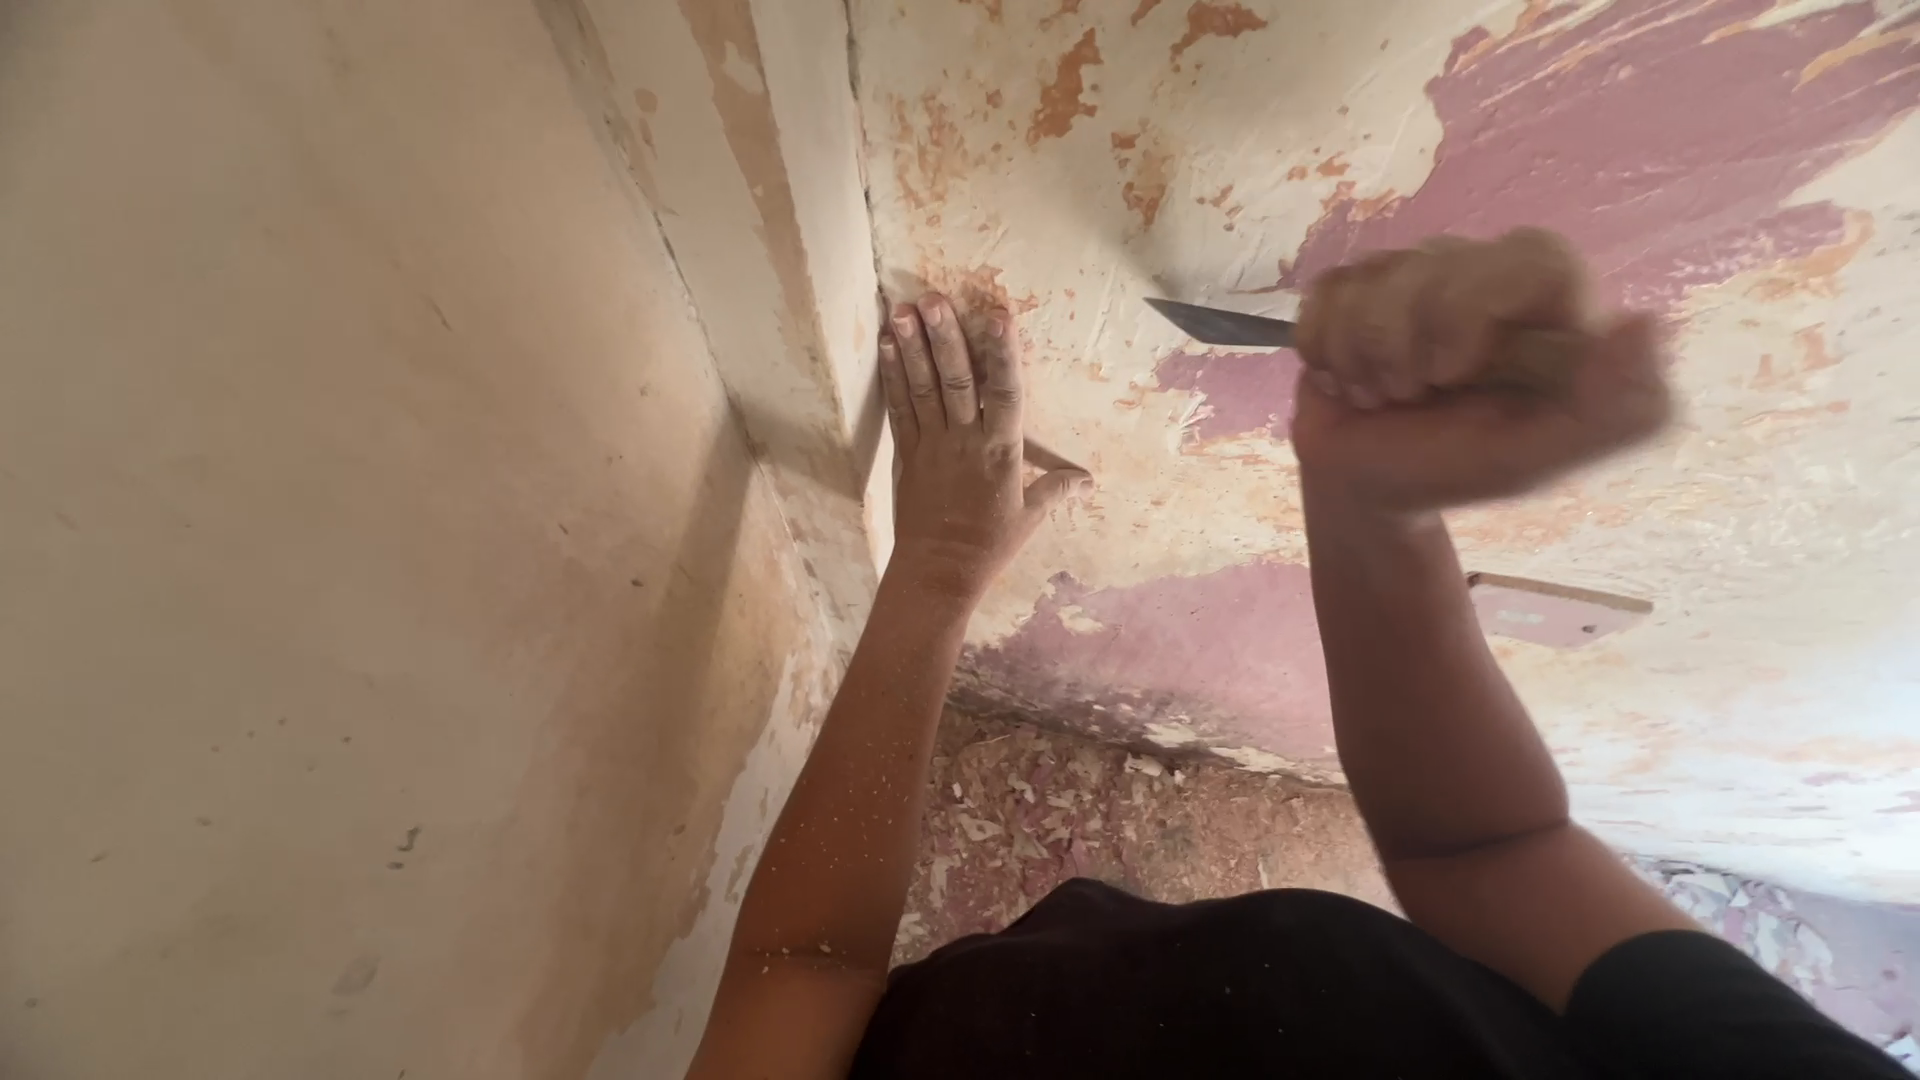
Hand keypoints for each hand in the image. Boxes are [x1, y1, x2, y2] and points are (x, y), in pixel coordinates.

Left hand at [880, 294, 1090, 600]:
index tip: (998, 316)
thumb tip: (1089, 480)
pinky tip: (888, 347)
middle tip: (931, 299)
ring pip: (922, 388)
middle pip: (955, 380)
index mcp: (1001, 451)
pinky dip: (893, 377)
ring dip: (912, 346)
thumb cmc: (990, 546)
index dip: (1002, 353)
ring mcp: (931, 445)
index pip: (1005, 392)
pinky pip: (900, 410)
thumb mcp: (1031, 518)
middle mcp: (965, 440)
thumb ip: (1057, 490)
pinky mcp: (906, 454)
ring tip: (900, 308)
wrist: (938, 572)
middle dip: (944, 337)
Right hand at [1290, 228, 1672, 513]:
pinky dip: (1322, 349)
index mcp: (1542, 313)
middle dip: (1400, 345)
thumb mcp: (1530, 463)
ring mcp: (1410, 279)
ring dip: (1359, 358)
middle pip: (1434, 265)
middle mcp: (1481, 280)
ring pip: (1372, 279)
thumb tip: (1642, 323)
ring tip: (1376, 394)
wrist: (1354, 488)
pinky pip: (1325, 293)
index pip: (1529, 256)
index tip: (1448, 373)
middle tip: (1407, 395)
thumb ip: (1611, 414)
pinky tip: (1343, 376)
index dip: (1472, 309)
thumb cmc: (1440, 473)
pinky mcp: (1350, 291)